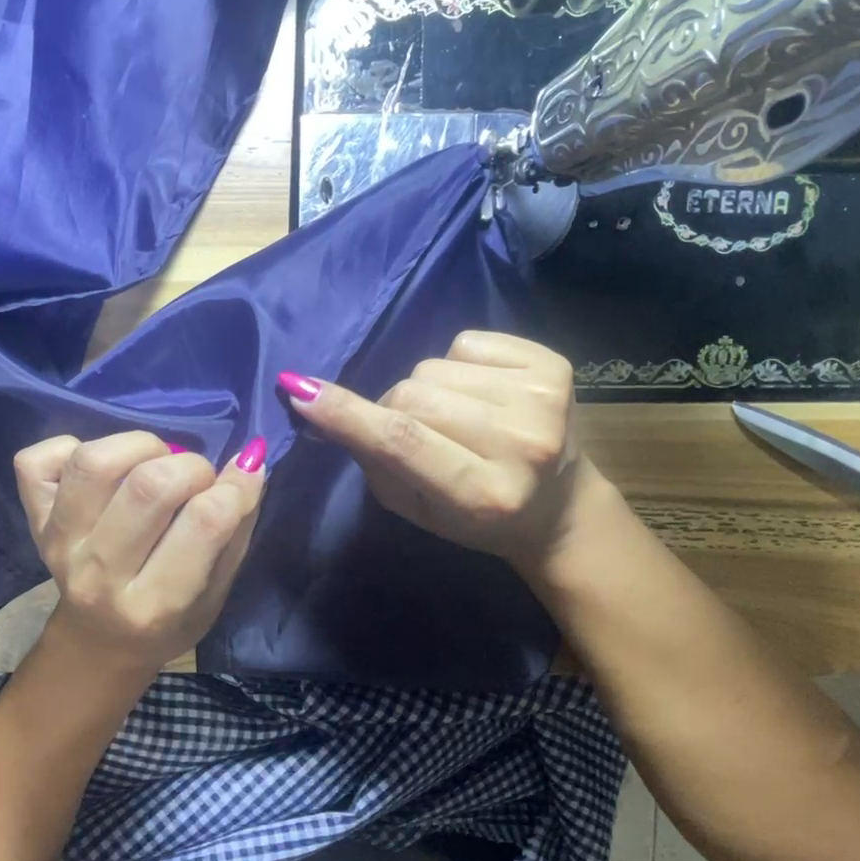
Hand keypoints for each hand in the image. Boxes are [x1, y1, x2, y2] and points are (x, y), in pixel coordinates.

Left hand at [14, 431, 266, 670]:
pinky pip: (35, 461)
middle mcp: (98, 577)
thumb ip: (235, 528)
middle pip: (147, 487)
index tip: (238, 480)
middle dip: (189, 466)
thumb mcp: (216, 592)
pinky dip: (67, 446)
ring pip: (92, 463)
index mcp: (154, 605)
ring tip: (152, 460)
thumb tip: (250, 462)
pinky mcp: (32, 519)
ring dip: (137, 445)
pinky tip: (100, 470)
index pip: (203, 522)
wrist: (97, 643)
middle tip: (195, 478)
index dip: (233, 488)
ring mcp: (58, 544)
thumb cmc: (169, 620)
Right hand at [279, 330, 596, 569]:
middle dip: (392, 409)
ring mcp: (544, 402)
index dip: (346, 414)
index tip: (299, 392)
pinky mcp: (557, 367)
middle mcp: (521, 445)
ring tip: (455, 418)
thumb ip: (369, 458)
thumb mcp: (413, 506)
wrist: (560, 508)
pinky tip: (481, 395)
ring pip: (433, 367)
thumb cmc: (473, 518)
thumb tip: (313, 400)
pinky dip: (459, 365)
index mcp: (483, 494)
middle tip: (412, 433)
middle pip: (411, 396)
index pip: (400, 440)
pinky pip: (466, 343)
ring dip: (427, 389)